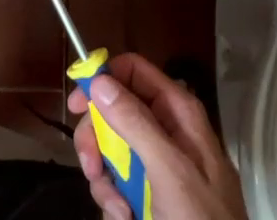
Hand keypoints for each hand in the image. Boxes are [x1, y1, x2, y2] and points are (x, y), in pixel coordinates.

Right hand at [67, 53, 247, 219]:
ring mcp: (156, 158)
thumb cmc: (200, 216)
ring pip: (111, 148)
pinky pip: (116, 179)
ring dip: (105, 178)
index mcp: (177, 110)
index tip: (76, 105)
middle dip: (97, 140)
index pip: (133, 71)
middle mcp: (166, 127)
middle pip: (114, 111)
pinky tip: (125, 216)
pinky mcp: (148, 187)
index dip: (102, 79)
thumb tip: (100, 80)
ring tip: (119, 208)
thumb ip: (135, 123)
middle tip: (92, 167)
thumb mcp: (168, 169)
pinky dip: (113, 199)